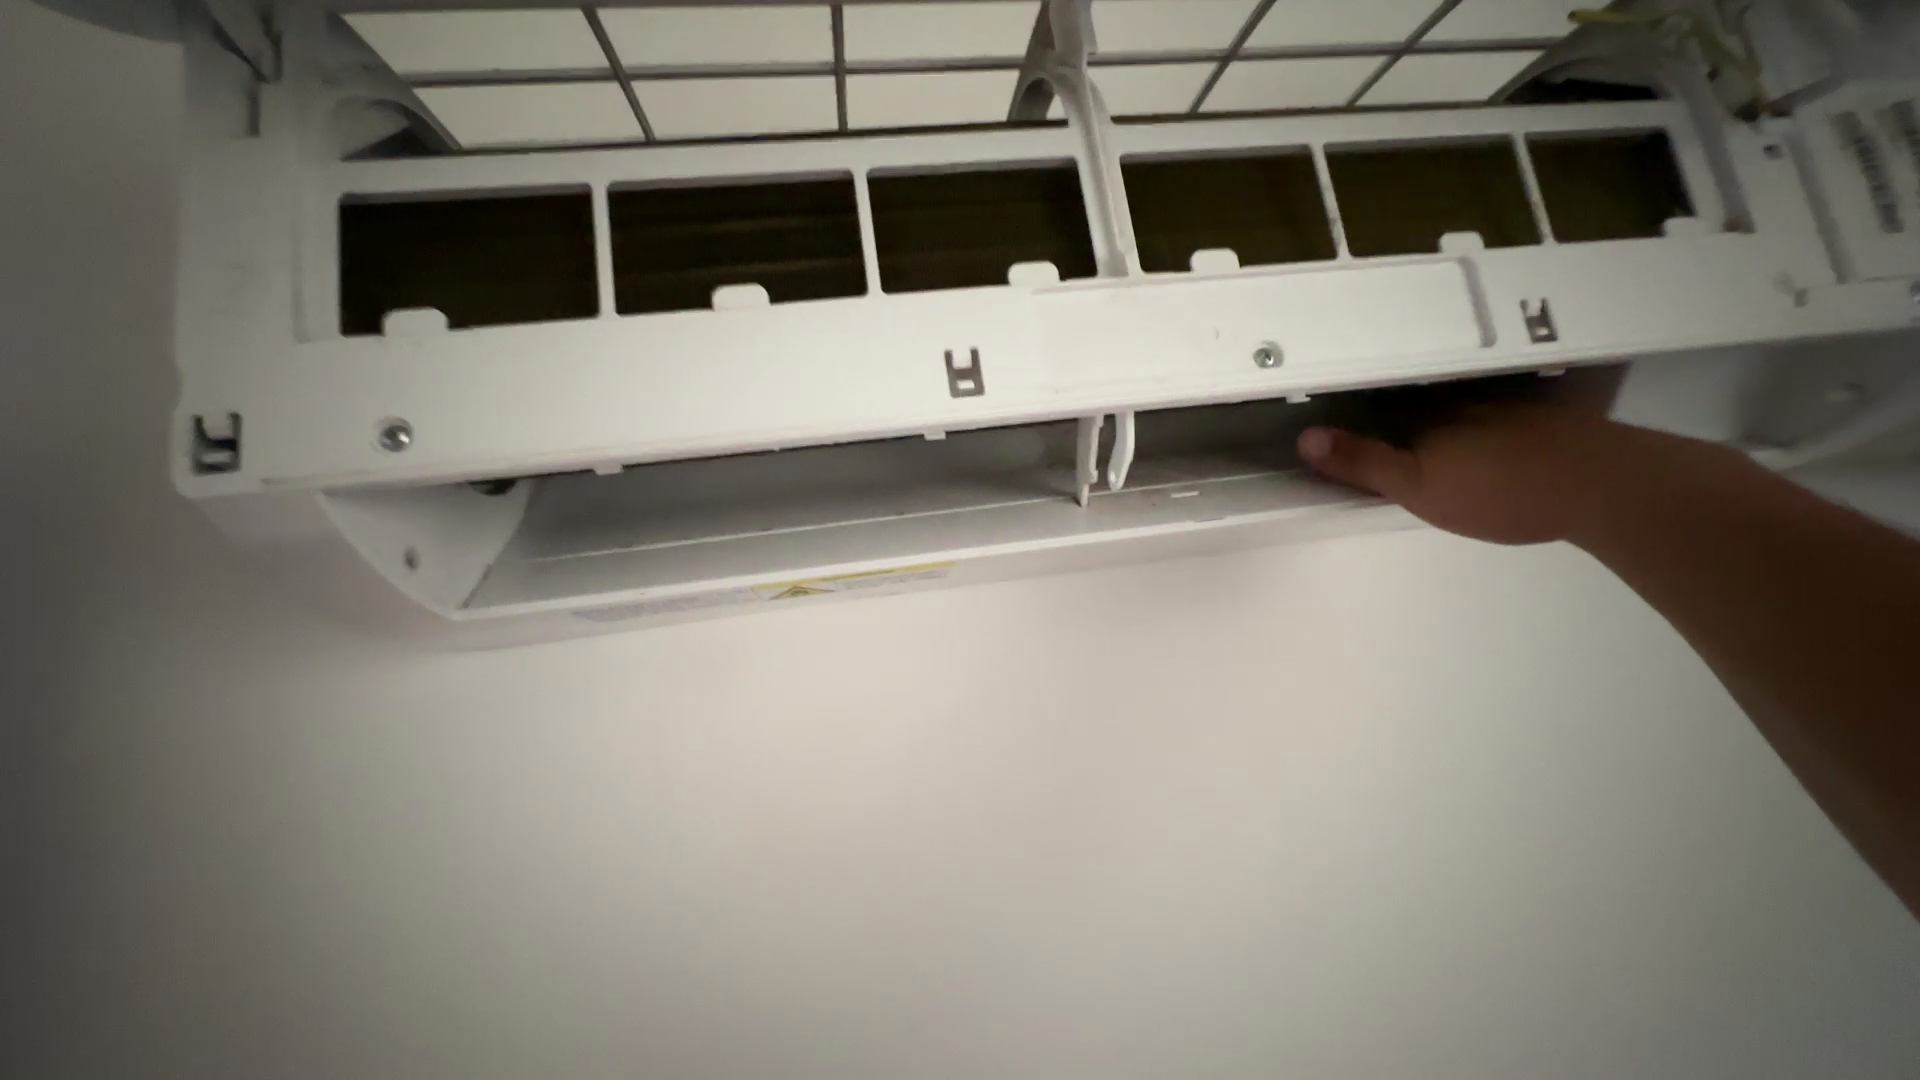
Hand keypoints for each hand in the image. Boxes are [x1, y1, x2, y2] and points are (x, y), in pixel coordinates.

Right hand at [1297, 406, 1626, 545]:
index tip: (1342, 419)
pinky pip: (1502, 416)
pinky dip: (1488, 424)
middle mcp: (1464, 403)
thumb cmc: (1496, 490)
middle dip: (1402, 410)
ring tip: (1434, 433)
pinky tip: (1493, 439)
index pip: (1382, 406)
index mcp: (1428, 417)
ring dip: (1446, 414)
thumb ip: (1363, 463)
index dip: (1360, 412)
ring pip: (1464, 406)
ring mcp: (1509, 409)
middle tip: (1386, 423)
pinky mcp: (1548, 423)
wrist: (1602, 486)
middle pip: (1422, 402)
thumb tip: (1304, 437)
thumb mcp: (1416, 487)